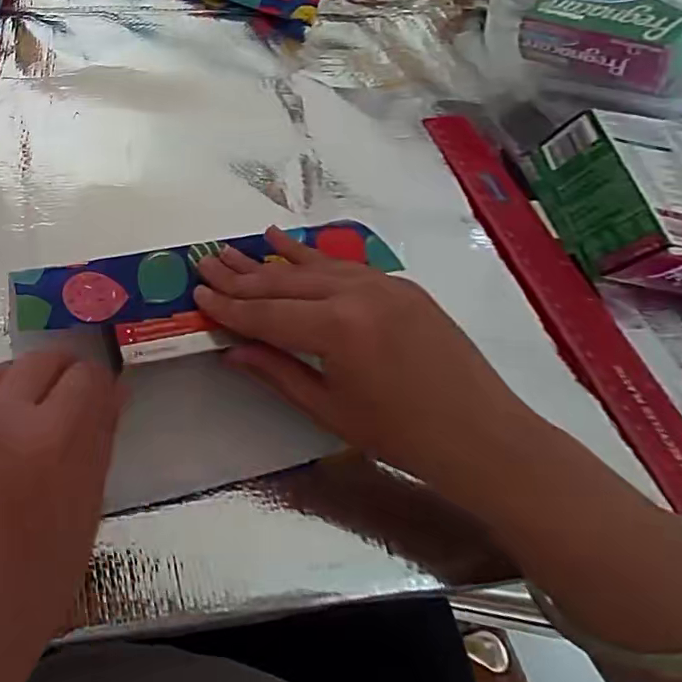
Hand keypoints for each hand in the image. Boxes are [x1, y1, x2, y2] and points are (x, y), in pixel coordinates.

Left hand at [0, 348, 122, 681]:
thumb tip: (115, 388)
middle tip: (67, 403)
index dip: (99, 385)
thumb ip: (101, 439)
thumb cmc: (36, 580)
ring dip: (24, 384)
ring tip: (29, 418)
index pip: (86, 376)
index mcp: (51, 444)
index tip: (99, 399)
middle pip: (42, 361)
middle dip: (64, 375)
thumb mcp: (86, 511)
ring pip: (2, 370)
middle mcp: (0, 422)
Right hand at [195, 226, 535, 485]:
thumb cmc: (402, 436)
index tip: (196, 290)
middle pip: (284, 282)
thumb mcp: (330, 410)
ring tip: (236, 248)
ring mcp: (382, 284)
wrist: (484, 436)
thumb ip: (277, 372)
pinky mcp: (400, 286)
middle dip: (241, 275)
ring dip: (271, 260)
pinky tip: (289, 245)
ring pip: (312, 267)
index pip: (266, 313)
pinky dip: (313, 259)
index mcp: (337, 329)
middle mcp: (356, 293)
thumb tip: (232, 350)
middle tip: (205, 261)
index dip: (228, 305)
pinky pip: (344, 267)